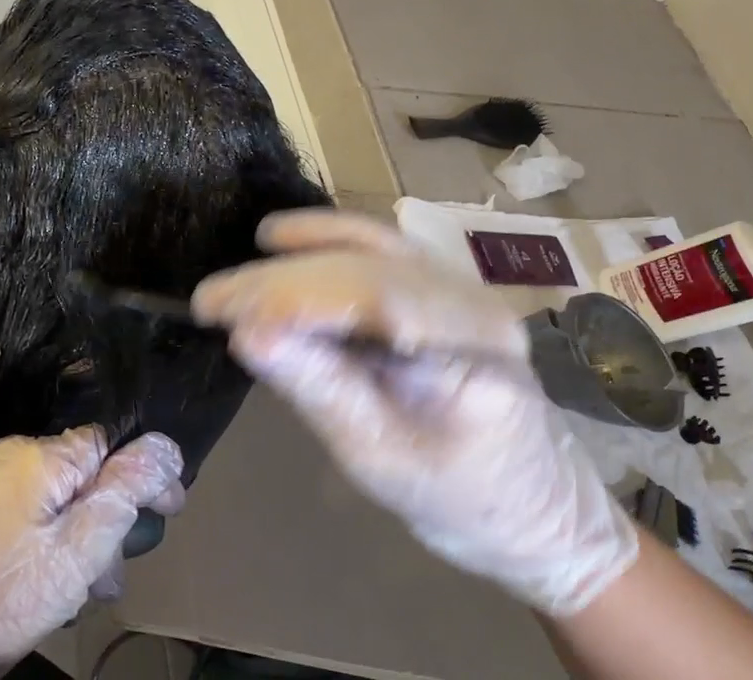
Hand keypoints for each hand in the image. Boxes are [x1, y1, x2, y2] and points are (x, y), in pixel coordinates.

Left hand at [0, 428, 183, 678]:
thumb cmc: (3, 596)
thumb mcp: (77, 555)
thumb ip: (121, 496)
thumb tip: (162, 447)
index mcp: (36, 457)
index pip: (105, 443)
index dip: (138, 476)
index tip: (164, 513)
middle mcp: (5, 453)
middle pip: (76, 474)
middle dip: (103, 520)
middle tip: (110, 577)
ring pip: (46, 496)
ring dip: (71, 537)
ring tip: (77, 592)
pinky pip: (15, 507)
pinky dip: (36, 536)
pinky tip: (38, 580)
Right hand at [191, 212, 637, 615]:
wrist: (544, 515)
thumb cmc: (464, 504)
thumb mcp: (382, 460)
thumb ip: (319, 389)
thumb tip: (248, 335)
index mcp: (471, 356)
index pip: (370, 300)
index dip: (289, 297)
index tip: (220, 314)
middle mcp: (474, 306)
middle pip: (360, 268)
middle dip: (275, 282)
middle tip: (208, 303)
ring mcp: (464, 291)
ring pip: (366, 249)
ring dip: (290, 260)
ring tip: (233, 281)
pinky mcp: (445, 291)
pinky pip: (379, 250)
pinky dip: (325, 240)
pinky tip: (280, 237)